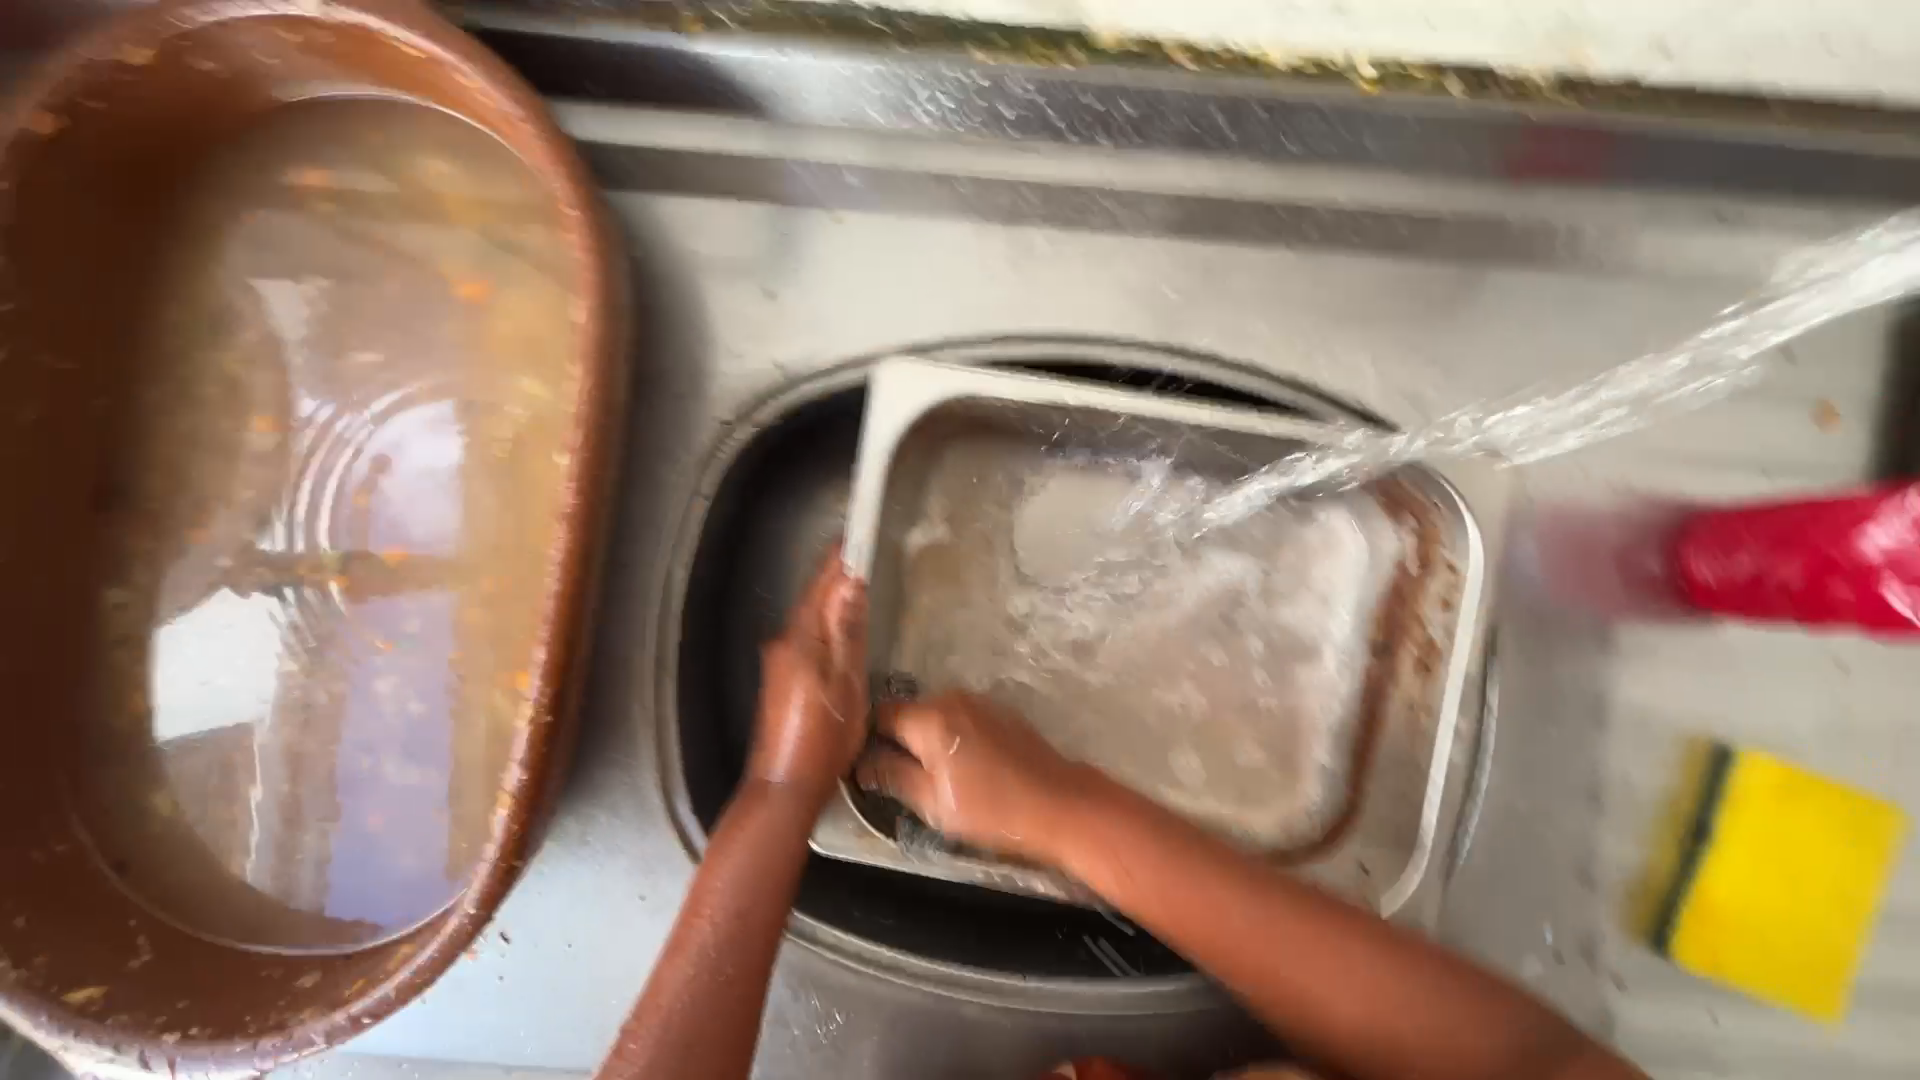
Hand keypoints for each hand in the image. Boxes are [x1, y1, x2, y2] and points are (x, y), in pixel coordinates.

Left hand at [746, 548, 868, 801]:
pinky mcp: (781, 677)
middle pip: (813, 599)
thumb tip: (852, 584)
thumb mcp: (846, 686)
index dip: (839, 559)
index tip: (856, 534)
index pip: (821, 586)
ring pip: (809, 618)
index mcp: (801, 641)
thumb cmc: (823, 740)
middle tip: (863, 553)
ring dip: (830, 598)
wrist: (784, 786)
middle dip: (836, 575)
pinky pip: (806, 636)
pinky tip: (841, 626)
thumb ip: (848, 634)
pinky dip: (824, 622)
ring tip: (858, 583)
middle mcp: (784, 643)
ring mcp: (779, 661)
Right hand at [854, 692, 1101, 864]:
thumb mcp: (932, 802)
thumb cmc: (990, 809)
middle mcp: (950, 698)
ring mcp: (977, 701)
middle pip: (907, 712)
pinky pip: (959, 718)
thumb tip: (859, 764)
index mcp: (928, 718)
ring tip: (932, 775)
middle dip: (898, 739)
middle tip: (898, 777)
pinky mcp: (998, 711)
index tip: (866, 765)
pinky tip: (962, 766)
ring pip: (933, 716)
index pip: (879, 714)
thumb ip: (891, 776)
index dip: (867, 738)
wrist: (1058, 803)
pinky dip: (951, 737)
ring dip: (926, 739)